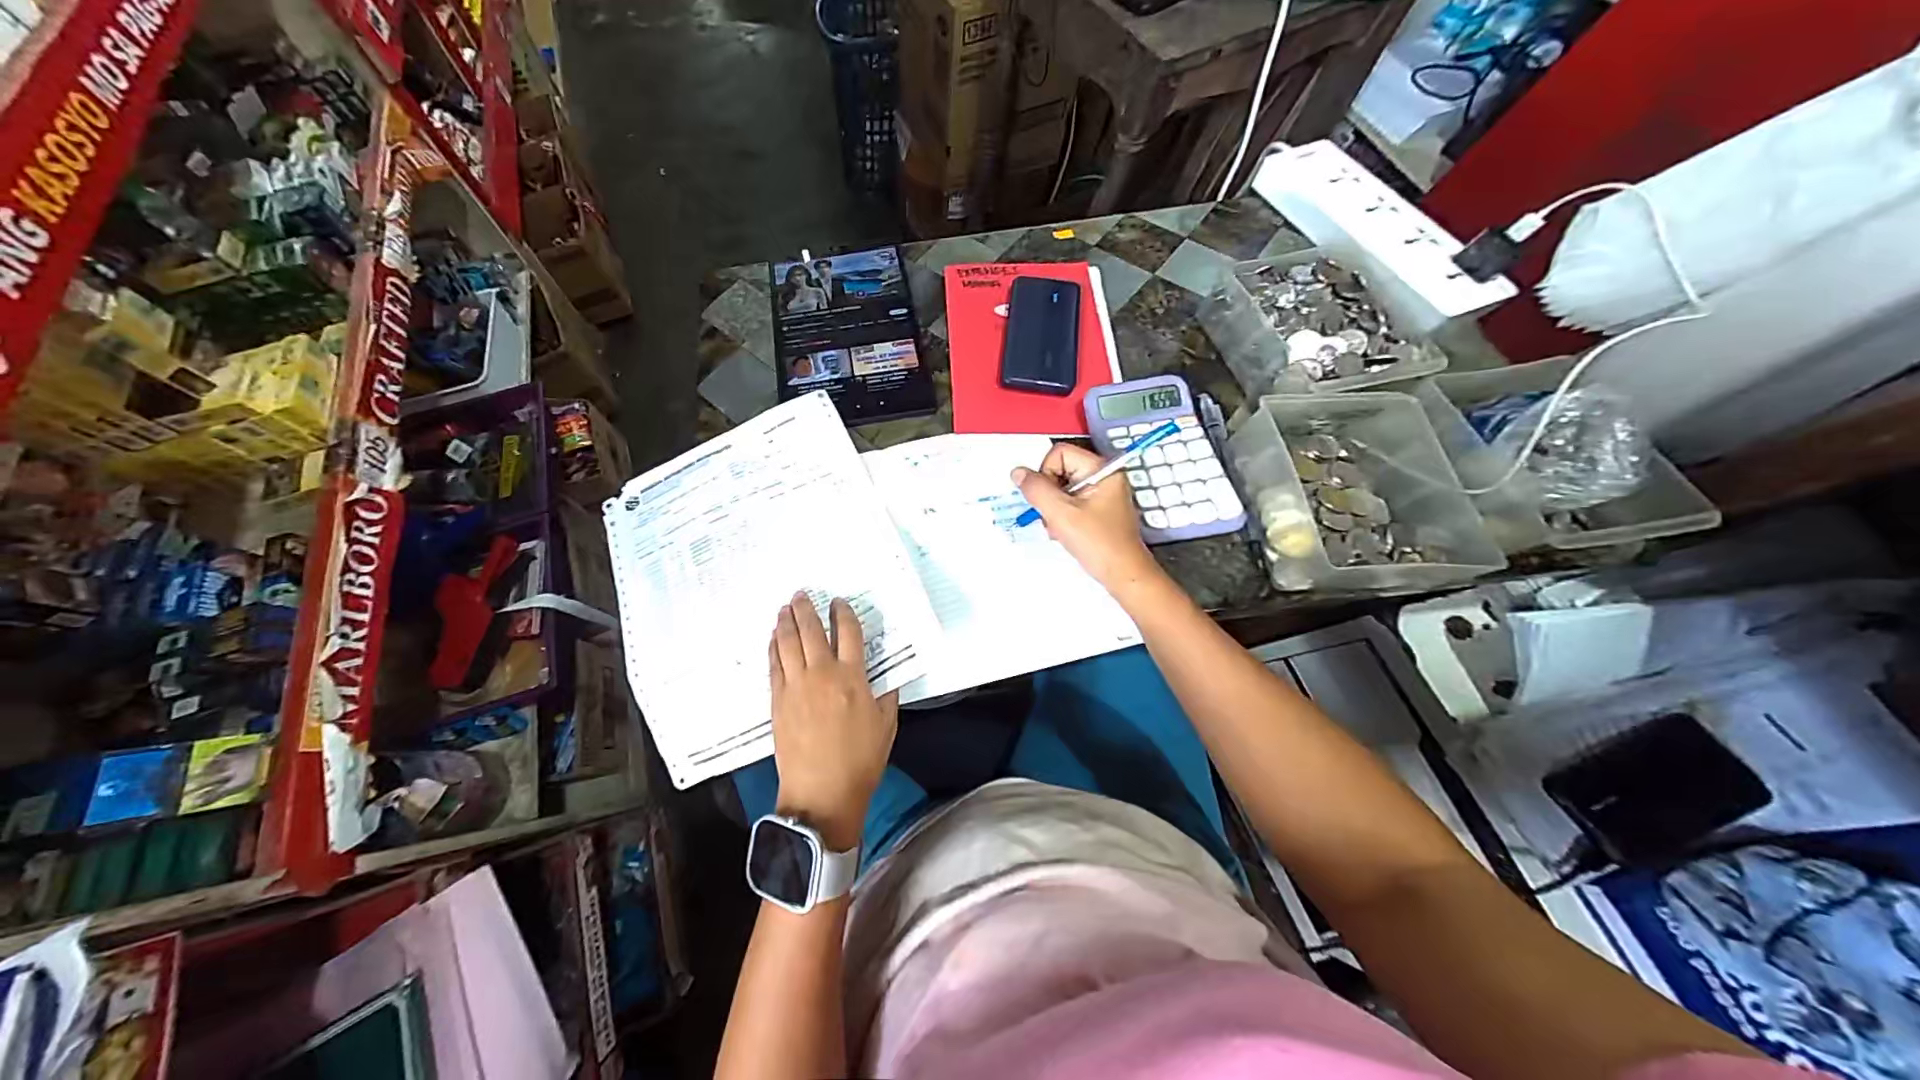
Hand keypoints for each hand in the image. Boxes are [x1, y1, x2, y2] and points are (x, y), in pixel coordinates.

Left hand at [768, 592, 897, 850]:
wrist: (821, 793)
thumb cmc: (860, 761)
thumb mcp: (886, 725)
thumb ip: (886, 695)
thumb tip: (886, 678)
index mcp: (852, 678)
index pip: (848, 632)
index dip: (843, 612)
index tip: (838, 602)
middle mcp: (822, 674)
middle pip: (811, 631)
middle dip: (807, 608)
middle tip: (802, 594)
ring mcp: (795, 686)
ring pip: (787, 643)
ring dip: (786, 622)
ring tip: (785, 608)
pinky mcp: (777, 700)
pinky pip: (774, 664)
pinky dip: (774, 647)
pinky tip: (774, 638)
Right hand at [1013, 443, 1162, 593]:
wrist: (1123, 574)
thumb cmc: (1101, 545)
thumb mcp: (1061, 514)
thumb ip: (1036, 490)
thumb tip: (1019, 473)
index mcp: (1101, 469)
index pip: (1059, 453)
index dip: (1046, 474)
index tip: (1050, 499)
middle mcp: (1103, 476)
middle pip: (1059, 470)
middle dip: (1049, 495)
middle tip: (1055, 516)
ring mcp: (1101, 493)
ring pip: (1061, 489)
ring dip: (1054, 509)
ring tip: (1062, 528)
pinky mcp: (1098, 509)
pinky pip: (1070, 503)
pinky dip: (1062, 517)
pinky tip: (1066, 533)